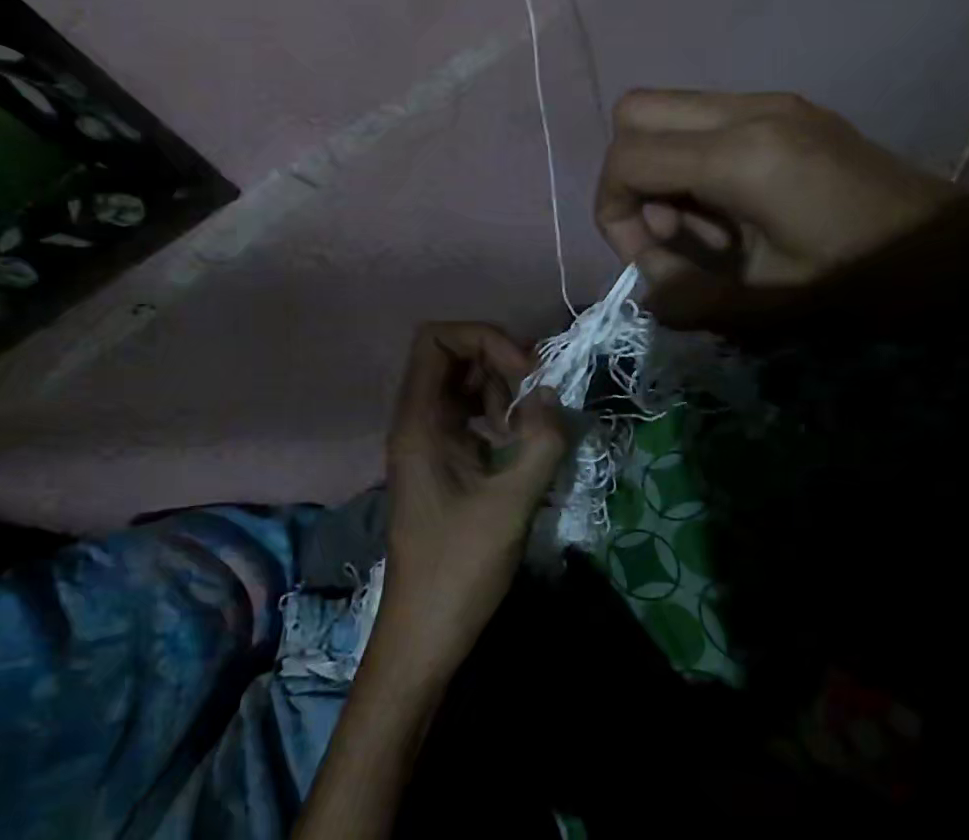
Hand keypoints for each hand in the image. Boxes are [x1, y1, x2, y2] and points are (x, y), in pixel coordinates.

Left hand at [376, 323, 564, 677]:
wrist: (424, 630)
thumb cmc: (459, 568)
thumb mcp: (510, 504)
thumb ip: (539, 443)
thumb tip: (553, 396)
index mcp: (418, 421)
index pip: (436, 339)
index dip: (483, 339)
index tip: (524, 374)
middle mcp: (416, 421)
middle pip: (451, 357)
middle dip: (498, 362)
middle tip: (538, 396)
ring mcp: (427, 442)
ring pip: (461, 386)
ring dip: (500, 390)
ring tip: (530, 424)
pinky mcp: (441, 462)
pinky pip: (467, 416)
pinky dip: (496, 416)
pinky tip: (518, 443)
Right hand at [595, 90, 961, 322]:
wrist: (961, 253)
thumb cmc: (863, 284)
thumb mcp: (764, 308)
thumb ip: (684, 297)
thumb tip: (645, 283)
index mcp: (740, 158)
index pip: (627, 159)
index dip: (613, 213)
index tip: (646, 259)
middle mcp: (749, 111)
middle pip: (634, 112)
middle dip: (627, 176)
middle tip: (663, 228)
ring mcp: (772, 102)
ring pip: (668, 110)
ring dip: (660, 167)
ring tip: (701, 225)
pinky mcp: (789, 109)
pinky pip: (706, 119)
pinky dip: (692, 159)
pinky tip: (730, 207)